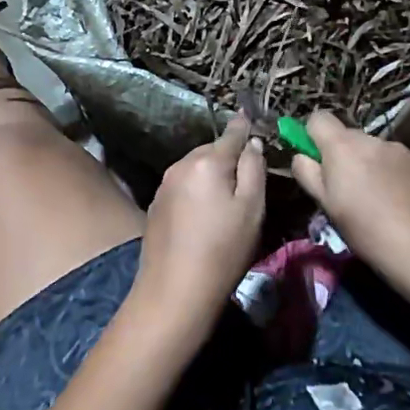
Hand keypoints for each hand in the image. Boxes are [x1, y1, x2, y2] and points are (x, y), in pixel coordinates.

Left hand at [134, 115, 266, 318]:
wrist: (174, 290)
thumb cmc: (223, 249)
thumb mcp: (252, 208)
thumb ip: (254, 169)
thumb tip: (252, 143)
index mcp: (207, 161)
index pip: (231, 133)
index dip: (244, 127)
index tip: (251, 119)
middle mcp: (181, 164)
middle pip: (211, 151)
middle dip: (228, 156)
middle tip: (247, 176)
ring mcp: (164, 184)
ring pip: (195, 168)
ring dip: (210, 174)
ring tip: (226, 198)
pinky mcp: (156, 205)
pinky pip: (183, 186)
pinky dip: (195, 190)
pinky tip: (203, 214)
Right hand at [290, 112, 409, 270]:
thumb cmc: (365, 230)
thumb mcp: (325, 204)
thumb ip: (307, 173)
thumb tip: (301, 156)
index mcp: (342, 146)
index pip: (318, 118)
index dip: (312, 135)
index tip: (315, 160)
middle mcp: (370, 139)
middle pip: (346, 135)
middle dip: (341, 154)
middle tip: (345, 187)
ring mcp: (398, 148)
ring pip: (372, 148)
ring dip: (367, 162)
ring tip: (374, 196)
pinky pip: (393, 158)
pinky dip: (389, 171)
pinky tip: (397, 198)